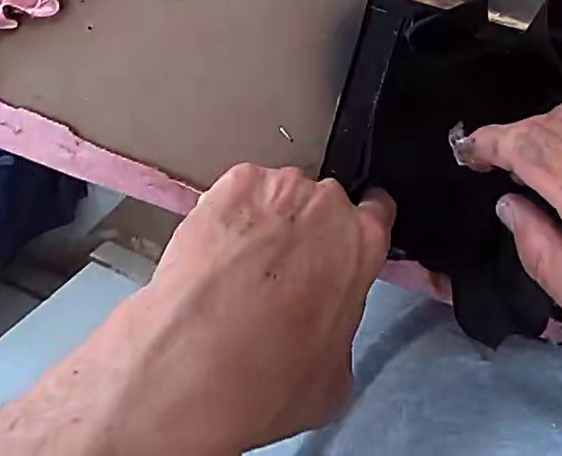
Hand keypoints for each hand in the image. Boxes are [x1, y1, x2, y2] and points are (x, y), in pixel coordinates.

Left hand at [0, 165, 393, 455]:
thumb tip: (330, 319)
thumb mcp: (332, 380)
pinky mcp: (235, 181)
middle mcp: (330, 202)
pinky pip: (243, 189)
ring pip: (282, 194)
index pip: (378, 211)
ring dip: (268, 219)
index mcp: (364, 242)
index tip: (339, 245)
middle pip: (325, 204)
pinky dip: (231, 211)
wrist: (183, 368)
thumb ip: (345, 325)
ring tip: (235, 263)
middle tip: (278, 271)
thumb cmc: (263, 381)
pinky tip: (214, 249)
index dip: (358, 229)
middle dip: (308, 230)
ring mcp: (281, 185)